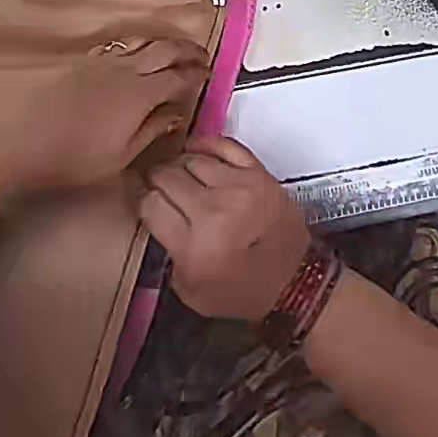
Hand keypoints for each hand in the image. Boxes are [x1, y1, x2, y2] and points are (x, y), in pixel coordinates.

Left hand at [0, 34, 208, 201]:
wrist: (26, 145)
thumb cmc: (77, 157)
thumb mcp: (123, 154)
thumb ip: (153, 128)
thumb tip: (176, 113)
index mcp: (140, 94)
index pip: (178, 77)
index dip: (196, 75)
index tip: (207, 77)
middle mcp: (126, 71)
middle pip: (166, 49)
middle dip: (187, 51)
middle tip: (201, 58)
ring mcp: (105, 63)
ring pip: (144, 42)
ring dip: (165, 43)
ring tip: (177, 50)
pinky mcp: (86, 64)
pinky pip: (121, 46)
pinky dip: (139, 46)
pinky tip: (139, 55)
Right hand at [140, 136, 312, 320]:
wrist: (294, 280)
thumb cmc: (240, 291)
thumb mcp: (190, 289)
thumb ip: (168, 252)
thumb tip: (156, 214)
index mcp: (194, 245)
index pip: (151, 204)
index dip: (143, 201)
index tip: (146, 203)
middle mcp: (214, 209)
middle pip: (168, 176)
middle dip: (156, 180)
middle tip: (155, 186)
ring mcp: (239, 186)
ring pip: (191, 159)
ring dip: (178, 164)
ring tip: (176, 173)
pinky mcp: (258, 173)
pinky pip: (224, 145)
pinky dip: (205, 144)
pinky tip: (194, 151)